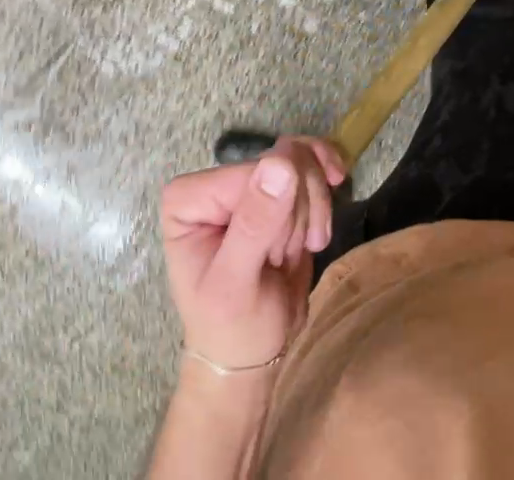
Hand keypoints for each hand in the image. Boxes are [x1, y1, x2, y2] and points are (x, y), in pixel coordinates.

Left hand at [159, 136, 347, 369]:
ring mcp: (247, 184)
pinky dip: (325, 192)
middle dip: (301, 209)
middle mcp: (214, 183)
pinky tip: (321, 224)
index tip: (278, 256)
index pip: (254, 172)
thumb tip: (280, 162)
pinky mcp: (276, 192)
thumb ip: (255, 224)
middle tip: (290, 254)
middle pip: (283, 159)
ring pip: (304, 162)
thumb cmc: (230, 328)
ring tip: (300, 250)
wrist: (252, 353)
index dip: (280, 209)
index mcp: (188, 198)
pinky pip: (312, 165)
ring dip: (315, 210)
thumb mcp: (236, 284)